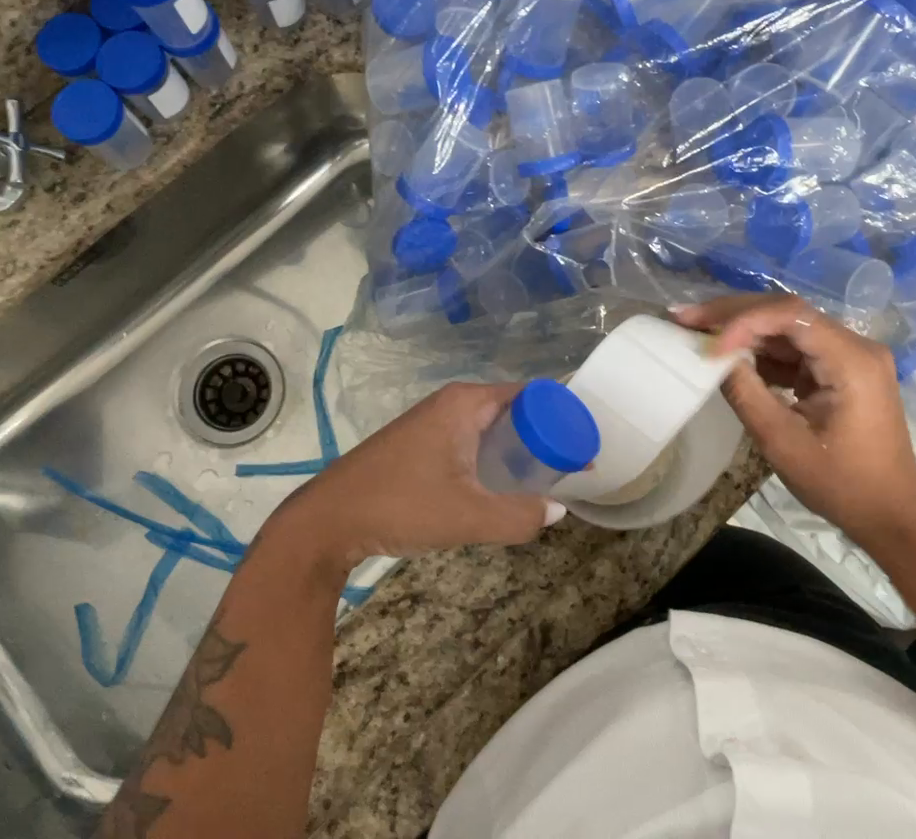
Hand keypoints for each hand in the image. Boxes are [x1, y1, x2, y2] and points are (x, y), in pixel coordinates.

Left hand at [273, 382, 565, 567]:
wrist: (328, 521)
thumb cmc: (399, 506)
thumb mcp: (467, 517)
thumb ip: (519, 515)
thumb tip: (558, 511)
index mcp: (466, 403)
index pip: (532, 394)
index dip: (564, 418)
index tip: (587, 446)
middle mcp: (452, 403)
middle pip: (515, 409)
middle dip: (546, 435)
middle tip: (575, 467)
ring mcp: (433, 423)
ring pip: (492, 428)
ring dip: (519, 450)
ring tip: (548, 480)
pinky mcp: (421, 444)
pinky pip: (473, 441)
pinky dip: (495, 459)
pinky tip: (504, 487)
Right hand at [675, 295, 915, 541]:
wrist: (890, 515)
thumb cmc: (840, 483)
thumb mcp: (781, 440)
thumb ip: (745, 391)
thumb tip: (713, 356)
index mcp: (851, 360)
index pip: (789, 315)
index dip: (741, 319)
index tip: (705, 341)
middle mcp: (856, 346)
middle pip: (787, 313)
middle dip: (733, 315)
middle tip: (684, 318)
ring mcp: (851, 357)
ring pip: (788, 328)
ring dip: (743, 330)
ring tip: (698, 332)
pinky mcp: (841, 371)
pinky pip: (796, 349)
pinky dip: (761, 351)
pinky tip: (728, 356)